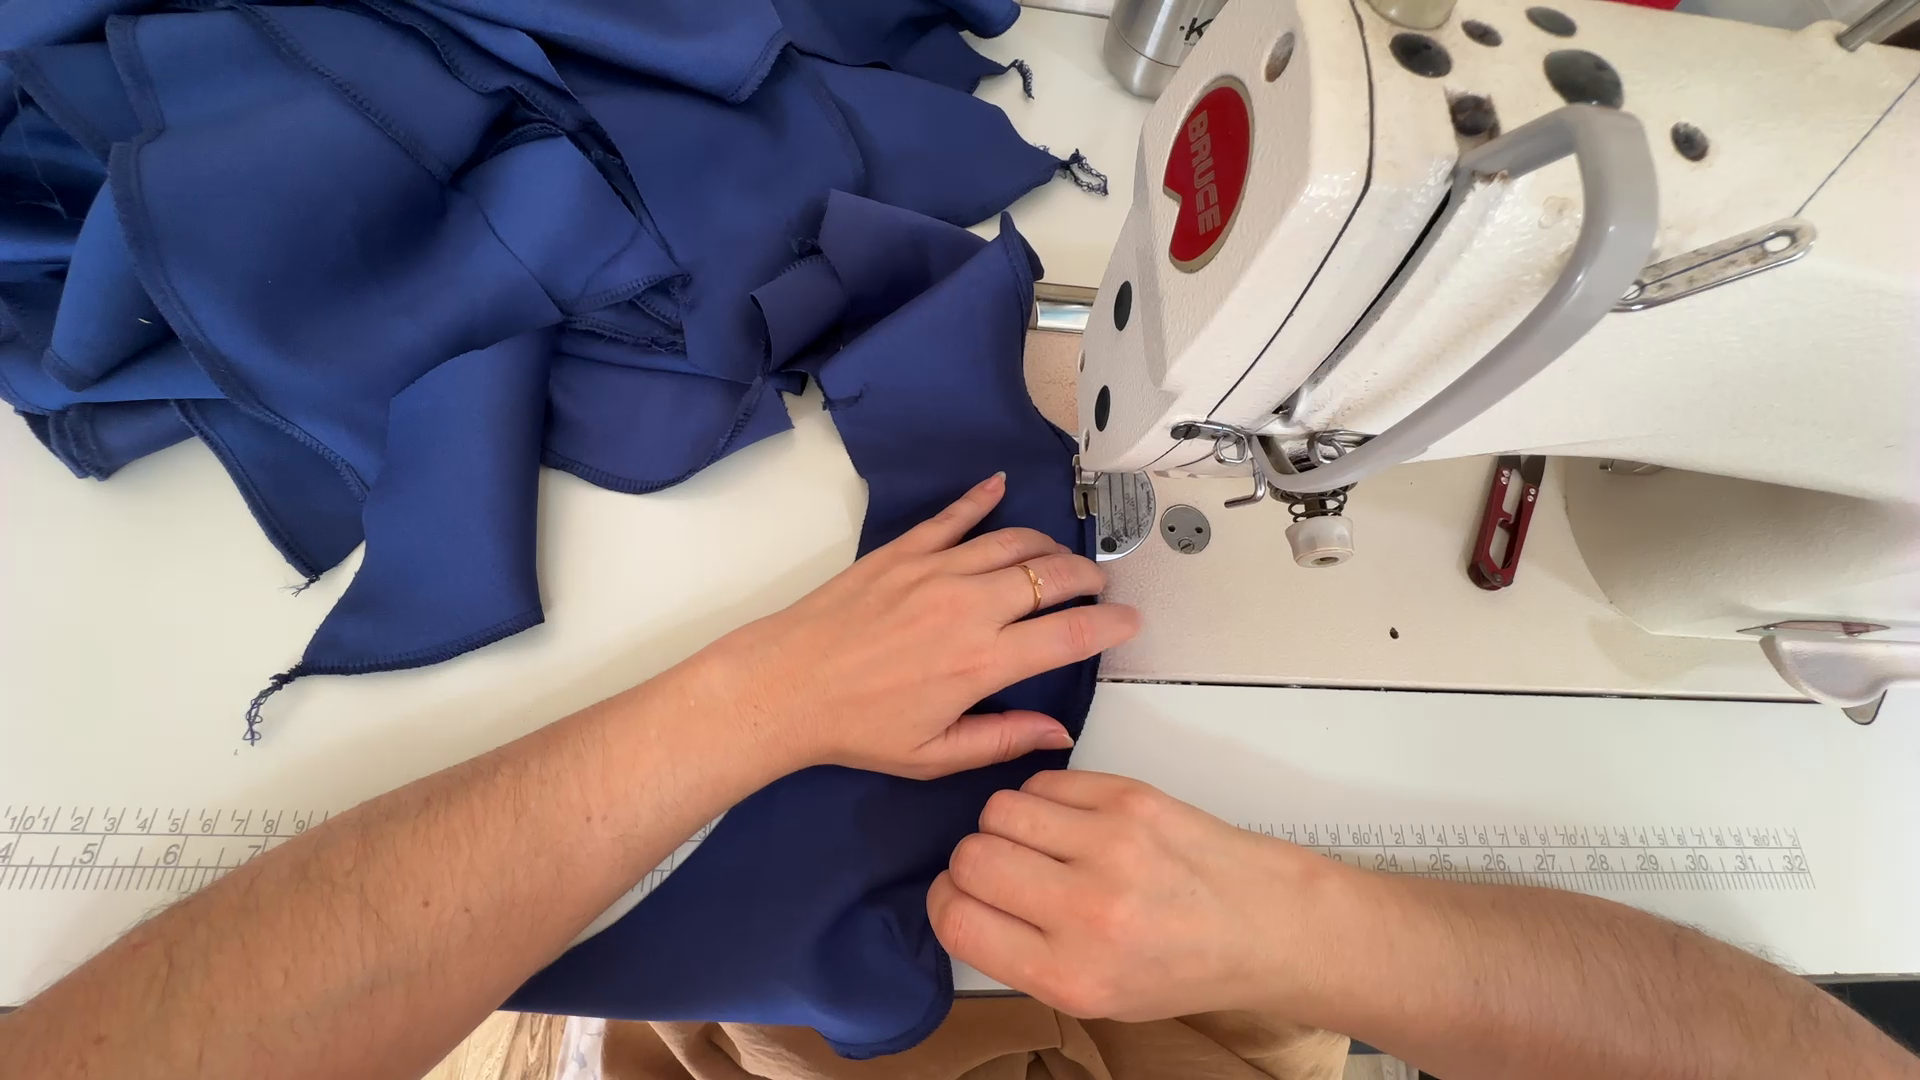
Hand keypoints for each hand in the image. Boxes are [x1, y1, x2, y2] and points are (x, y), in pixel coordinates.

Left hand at [684, 473, 1139, 780]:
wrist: (784, 686)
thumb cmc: (858, 728)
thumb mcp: (935, 754)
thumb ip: (1003, 739)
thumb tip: (1060, 732)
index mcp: (983, 662)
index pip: (1070, 634)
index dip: (1111, 624)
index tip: (1130, 620)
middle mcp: (970, 607)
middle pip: (1052, 575)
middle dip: (1086, 577)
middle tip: (1096, 585)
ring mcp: (936, 570)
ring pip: (1013, 541)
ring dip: (1047, 545)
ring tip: (1058, 556)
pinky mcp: (903, 551)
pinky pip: (953, 516)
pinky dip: (980, 498)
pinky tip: (999, 486)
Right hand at [928, 770, 1335, 1020]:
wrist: (1262, 923)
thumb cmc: (1181, 967)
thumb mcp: (1096, 996)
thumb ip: (1022, 955)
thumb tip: (962, 898)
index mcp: (1073, 976)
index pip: (958, 920)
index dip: (947, 901)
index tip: (962, 895)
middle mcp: (1087, 910)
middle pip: (970, 856)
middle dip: (974, 861)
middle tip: (1004, 869)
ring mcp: (1109, 844)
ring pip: (1000, 809)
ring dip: (1006, 825)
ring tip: (1040, 842)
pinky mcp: (1127, 795)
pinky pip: (1043, 783)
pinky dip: (1043, 800)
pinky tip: (1071, 822)